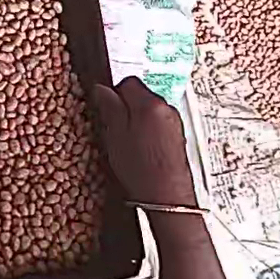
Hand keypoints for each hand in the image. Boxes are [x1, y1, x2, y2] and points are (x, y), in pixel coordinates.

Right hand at [91, 77, 196, 207]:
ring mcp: (174, 122)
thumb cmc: (141, 169)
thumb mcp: (115, 135)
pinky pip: (157, 124)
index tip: (105, 107)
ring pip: (149, 110)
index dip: (113, 93)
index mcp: (149, 104)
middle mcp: (165, 108)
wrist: (166, 196)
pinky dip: (147, 131)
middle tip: (113, 127)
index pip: (128, 82)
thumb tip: (102, 89)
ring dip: (137, 120)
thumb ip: (110, 107)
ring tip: (126, 142)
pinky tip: (139, 150)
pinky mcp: (177, 136)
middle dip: (125, 107)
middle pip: (140, 95)